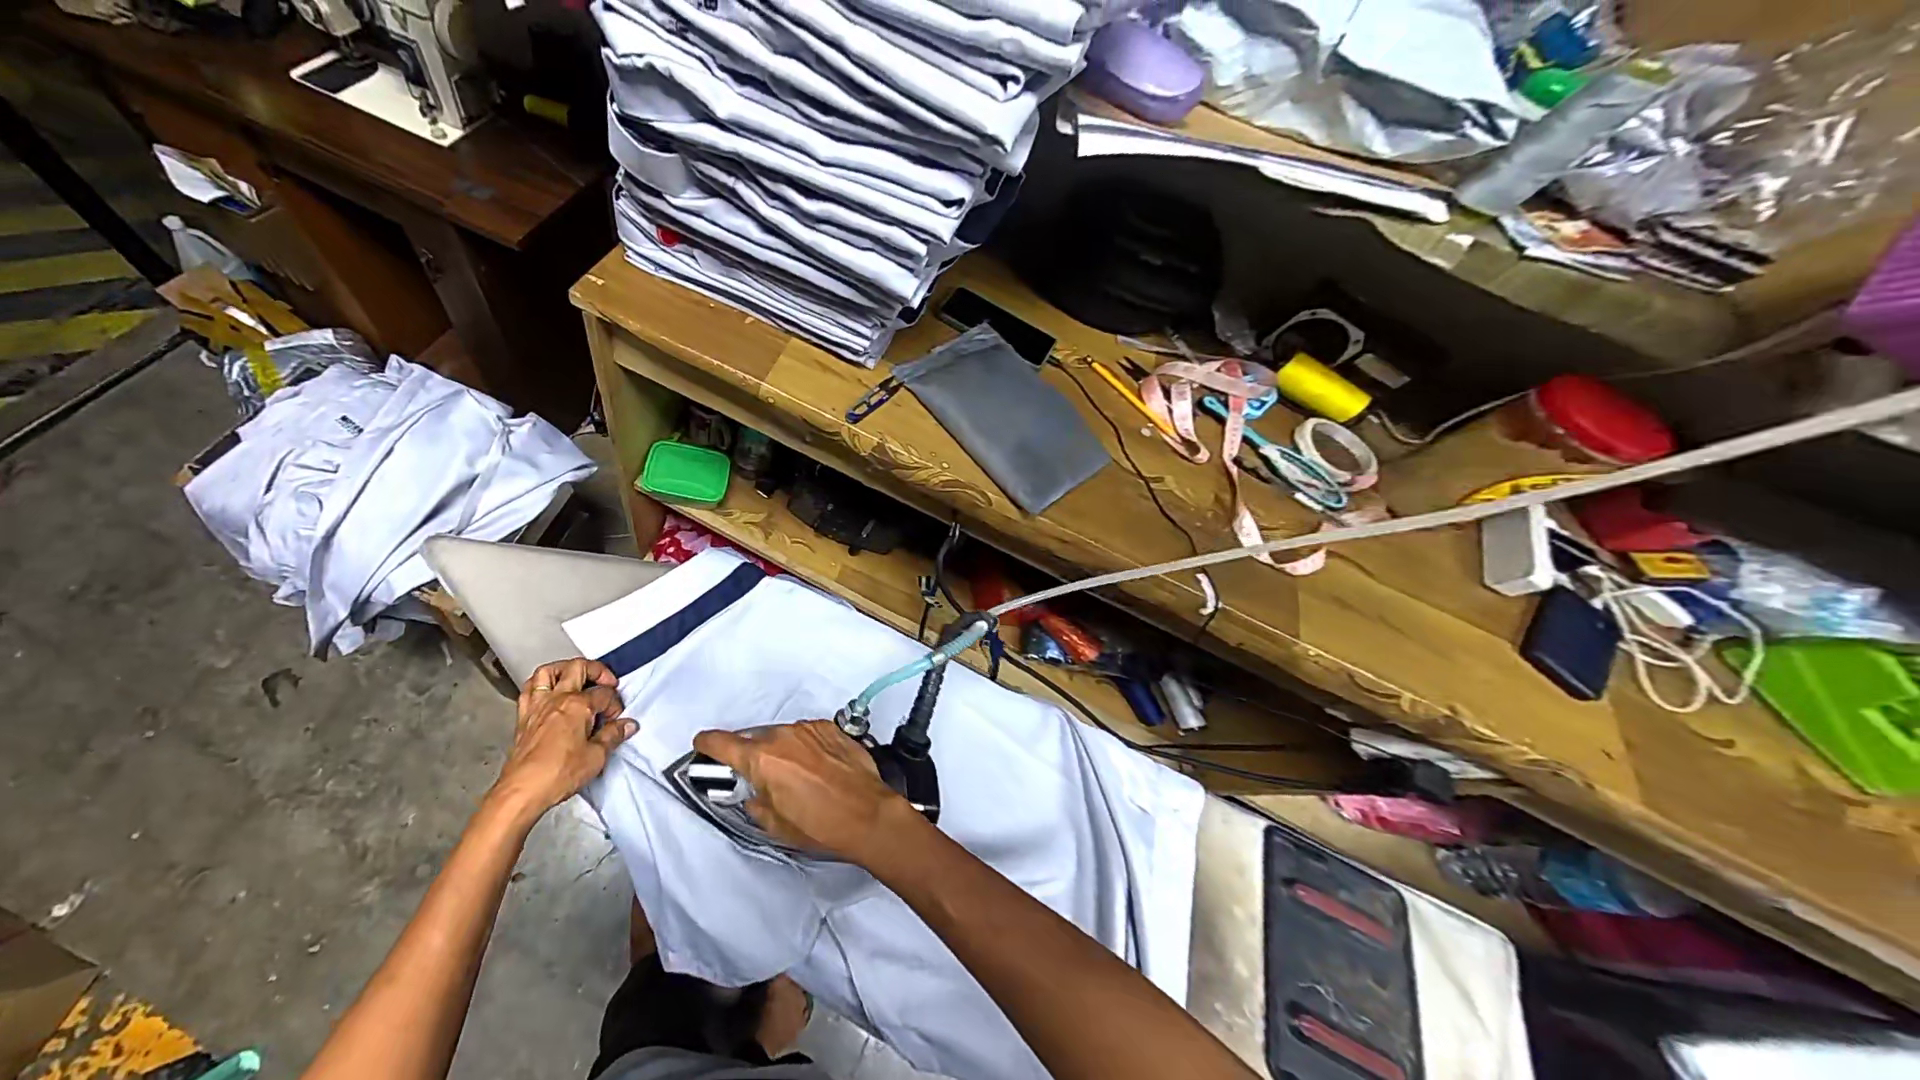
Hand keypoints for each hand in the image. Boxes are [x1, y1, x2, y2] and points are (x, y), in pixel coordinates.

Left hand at [487, 658, 634, 823]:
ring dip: (564, 668)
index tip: (617, 718)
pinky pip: (528, 689)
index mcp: (578, 705)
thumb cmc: (556, 774)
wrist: (522, 791)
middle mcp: (556, 700)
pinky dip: (539, 684)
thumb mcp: (597, 756)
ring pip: (547, 672)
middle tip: (607, 681)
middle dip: (597, 670)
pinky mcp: (523, 719)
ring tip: (576, 674)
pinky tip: (547, 691)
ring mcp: (536, 707)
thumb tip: (625, 726)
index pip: (604, 694)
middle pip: (577, 668)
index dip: (615, 704)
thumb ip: (613, 735)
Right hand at [693, 720, 918, 863]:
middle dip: (751, 757)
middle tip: (760, 779)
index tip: (702, 746)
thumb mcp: (774, 823)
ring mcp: (809, 730)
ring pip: (782, 736)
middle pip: (753, 739)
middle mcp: (783, 737)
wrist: (868, 815)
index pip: (720, 742)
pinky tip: (816, 769)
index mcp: (762, 759)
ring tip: (797, 779)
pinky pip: (807, 734)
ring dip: (781, 752)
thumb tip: (753, 793)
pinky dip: (805, 748)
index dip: (707, 745)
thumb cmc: (823, 824)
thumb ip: (754, 801)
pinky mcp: (831, 729)